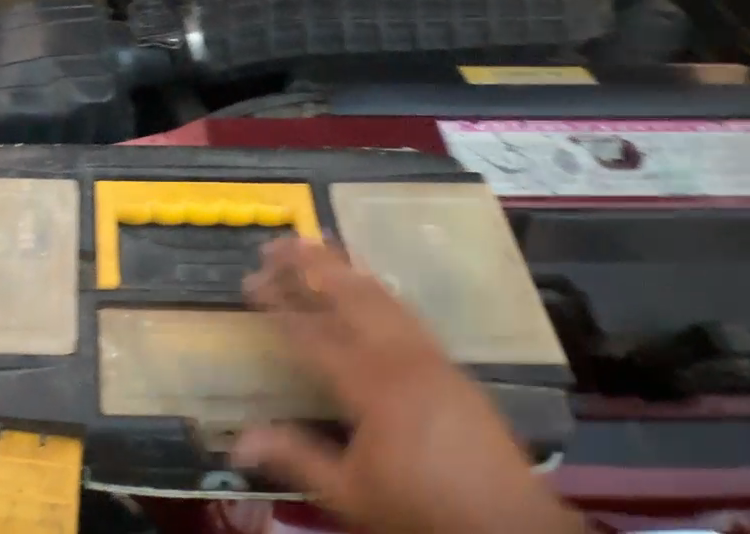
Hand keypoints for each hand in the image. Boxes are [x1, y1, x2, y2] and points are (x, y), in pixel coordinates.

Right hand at [233, 239, 584, 533]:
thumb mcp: (352, 494)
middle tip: (275, 246)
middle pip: (347, 294)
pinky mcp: (446, 360)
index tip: (250, 281)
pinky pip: (402, 307)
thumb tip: (240, 440)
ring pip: (378, 294)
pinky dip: (374, 284)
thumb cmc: (424, 509)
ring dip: (341, 266)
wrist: (509, 525)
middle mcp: (399, 355)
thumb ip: (297, 458)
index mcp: (371, 384)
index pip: (312, 331)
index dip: (278, 303)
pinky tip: (362, 281)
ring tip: (312, 244)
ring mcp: (427, 352)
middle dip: (308, 265)